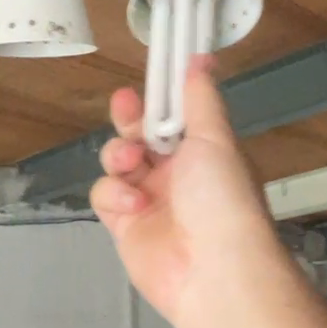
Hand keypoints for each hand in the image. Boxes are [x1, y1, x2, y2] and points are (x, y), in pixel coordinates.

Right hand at [89, 56, 282, 325]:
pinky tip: (133, 205)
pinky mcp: (124, 225)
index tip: (144, 83)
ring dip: (120, 156)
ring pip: (116, 163)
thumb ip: (200, 99)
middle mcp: (175, 174)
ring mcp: (148, 200)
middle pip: (139, 136)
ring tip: (132, 166)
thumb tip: (201, 56)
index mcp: (202, 152)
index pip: (172, 117)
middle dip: (129, 121)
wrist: (213, 271)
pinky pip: (105, 196)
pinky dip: (114, 195)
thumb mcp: (215, 139)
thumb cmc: (221, 197)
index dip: (156, 100)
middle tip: (125, 107)